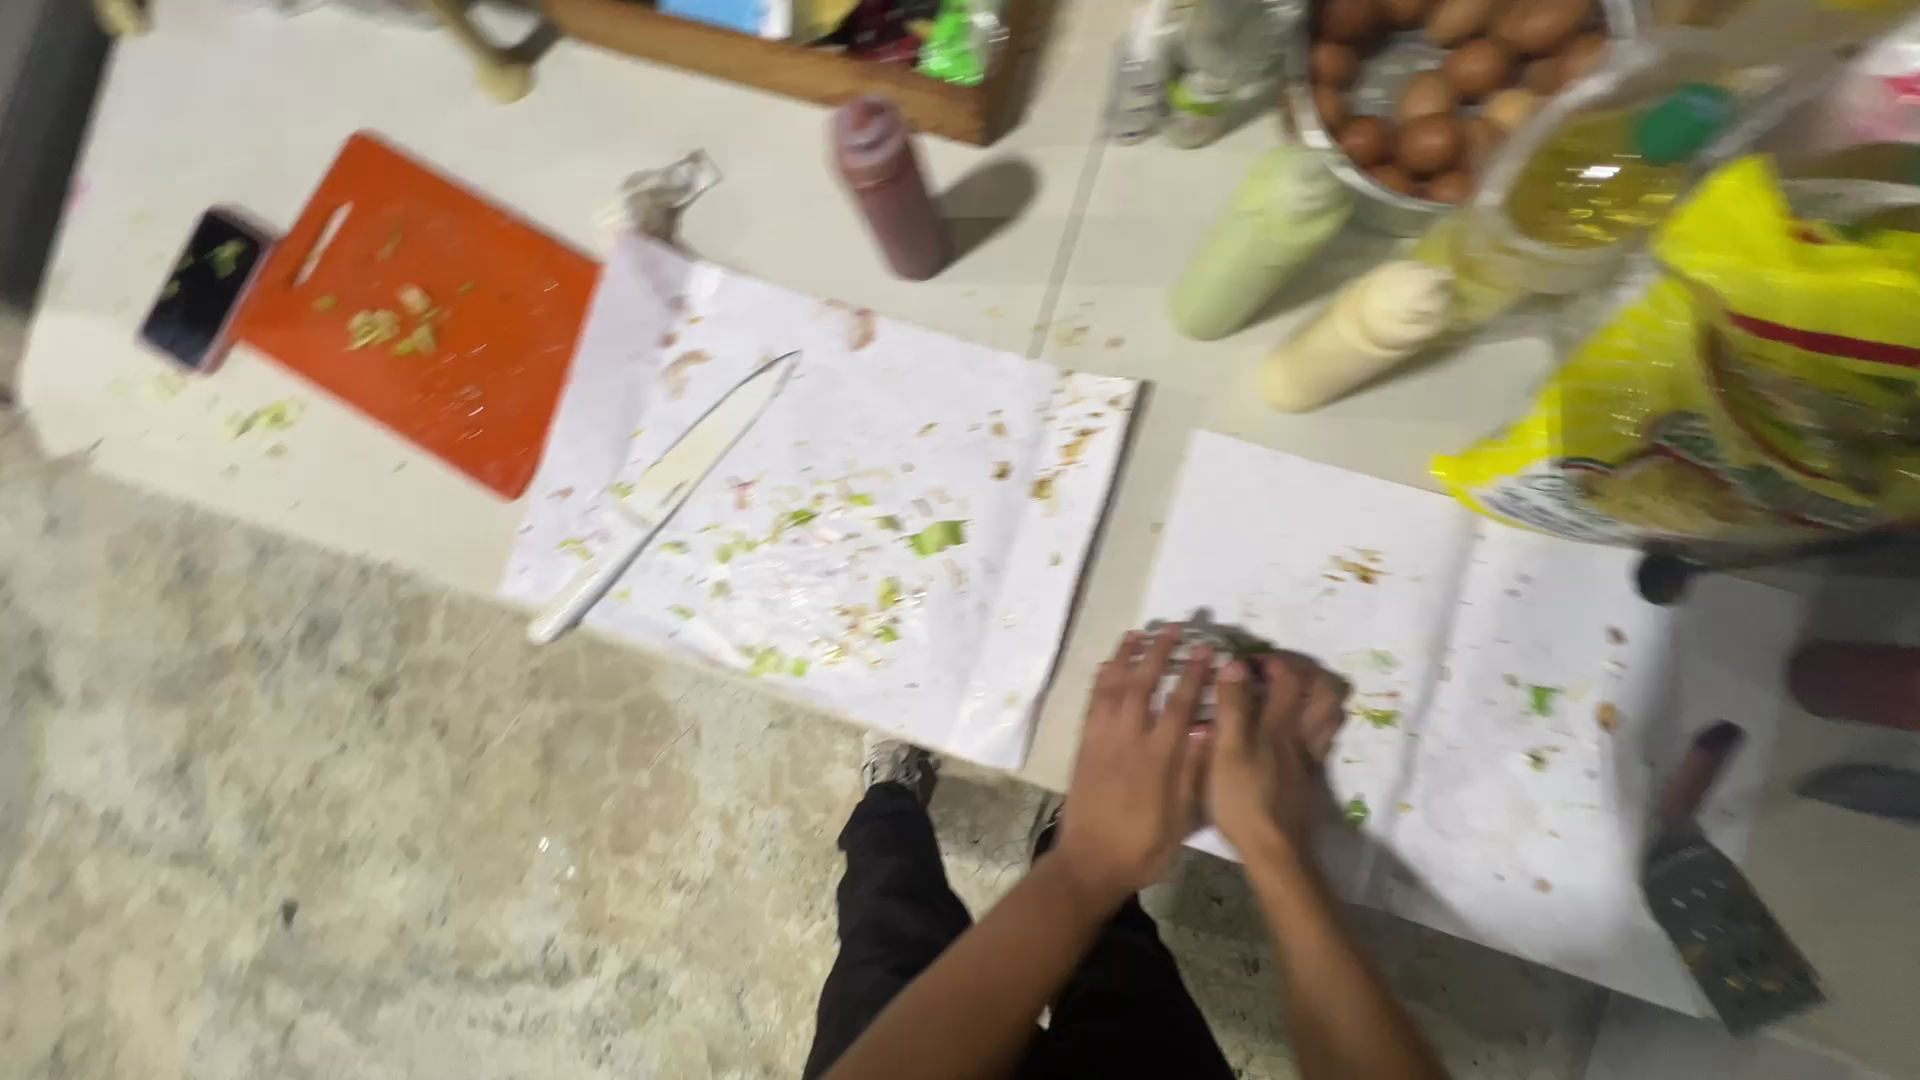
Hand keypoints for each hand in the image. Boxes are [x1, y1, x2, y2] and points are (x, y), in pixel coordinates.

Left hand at [1056, 628, 1210, 908]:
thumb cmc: (1144, 847)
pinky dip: (1101, 679)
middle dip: (1159, 651)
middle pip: (1143, 683)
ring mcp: (1101, 738)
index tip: (1206, 648)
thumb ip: (1194, 770)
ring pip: (1113, 686)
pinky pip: (1092, 702)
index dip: (1193, 673)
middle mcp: (1128, 739)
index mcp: (1158, 757)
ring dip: (1126, 656)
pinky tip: (1107, 665)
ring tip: (1138, 633)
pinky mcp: (1084, 744)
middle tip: (1174, 627)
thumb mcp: (1182, 817)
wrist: (1090, 862)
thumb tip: (1209, 727)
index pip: (1179, 704)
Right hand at [1208, 653, 1349, 860]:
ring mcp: (1310, 755)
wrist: (1273, 850)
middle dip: (1303, 670)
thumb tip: (1235, 664)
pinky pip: (1322, 735)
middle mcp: (1302, 734)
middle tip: (1273, 671)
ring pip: (1329, 712)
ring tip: (1284, 693)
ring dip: (1313, 693)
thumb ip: (1231, 706)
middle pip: (1324, 689)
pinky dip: (1311, 720)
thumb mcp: (1226, 749)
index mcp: (1279, 724)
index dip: (1269, 660)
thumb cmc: (1242, 799)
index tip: (1244, 663)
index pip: (1289, 675)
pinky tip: (1289, 726)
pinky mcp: (1310, 773)